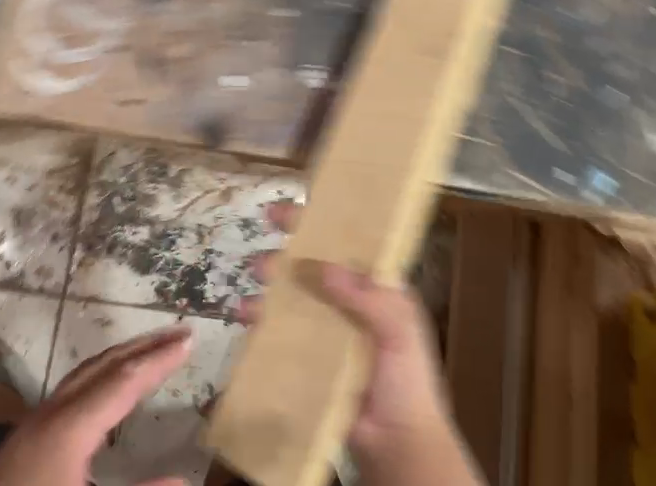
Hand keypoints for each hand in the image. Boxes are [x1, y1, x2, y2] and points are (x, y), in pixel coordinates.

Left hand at [0, 326, 193, 485]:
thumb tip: (184, 479)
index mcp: (68, 428)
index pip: (124, 380)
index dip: (159, 359)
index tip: (190, 340)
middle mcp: (51, 414)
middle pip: (104, 365)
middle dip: (144, 346)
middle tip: (180, 332)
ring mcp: (35, 424)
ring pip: (85, 373)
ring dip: (122, 357)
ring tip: (153, 351)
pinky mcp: (26, 438)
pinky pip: (74, 388)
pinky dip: (102, 374)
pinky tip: (110, 391)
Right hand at [241, 204, 480, 485]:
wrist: (399, 444)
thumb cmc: (409, 380)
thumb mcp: (399, 329)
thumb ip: (367, 297)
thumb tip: (322, 267)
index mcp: (376, 286)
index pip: (346, 244)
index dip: (318, 223)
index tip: (285, 211)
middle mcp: (349, 302)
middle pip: (311, 269)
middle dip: (284, 259)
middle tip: (261, 262)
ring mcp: (328, 331)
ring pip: (292, 299)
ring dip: (268, 291)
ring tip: (249, 297)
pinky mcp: (310, 360)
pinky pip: (282, 335)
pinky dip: (262, 325)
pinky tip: (246, 323)